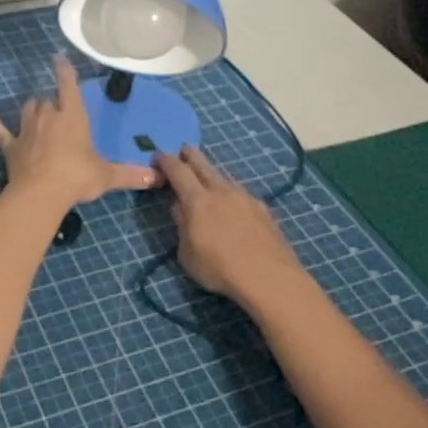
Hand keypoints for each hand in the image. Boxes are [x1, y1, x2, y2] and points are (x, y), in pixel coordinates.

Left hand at [0, 55, 158, 206]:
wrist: (41, 193)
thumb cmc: (77, 177)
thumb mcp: (107, 176)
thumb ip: (130, 174)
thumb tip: (157, 177)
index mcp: (72, 116)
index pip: (68, 85)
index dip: (64, 71)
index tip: (59, 58)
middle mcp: (48, 116)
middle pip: (47, 99)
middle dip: (52, 99)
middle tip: (57, 105)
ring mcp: (26, 130)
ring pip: (27, 109)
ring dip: (32, 107)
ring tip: (36, 109)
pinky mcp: (11, 146)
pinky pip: (0, 130)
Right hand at [156, 145, 301, 298]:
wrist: (268, 277)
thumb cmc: (219, 268)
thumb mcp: (187, 254)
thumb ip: (182, 226)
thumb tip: (180, 209)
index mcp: (198, 200)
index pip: (178, 171)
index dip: (166, 160)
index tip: (158, 155)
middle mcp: (222, 192)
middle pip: (204, 164)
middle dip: (191, 155)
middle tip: (184, 150)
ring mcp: (246, 198)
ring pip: (224, 178)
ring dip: (212, 175)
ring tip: (208, 180)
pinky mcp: (263, 209)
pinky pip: (241, 194)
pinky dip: (231, 194)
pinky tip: (232, 206)